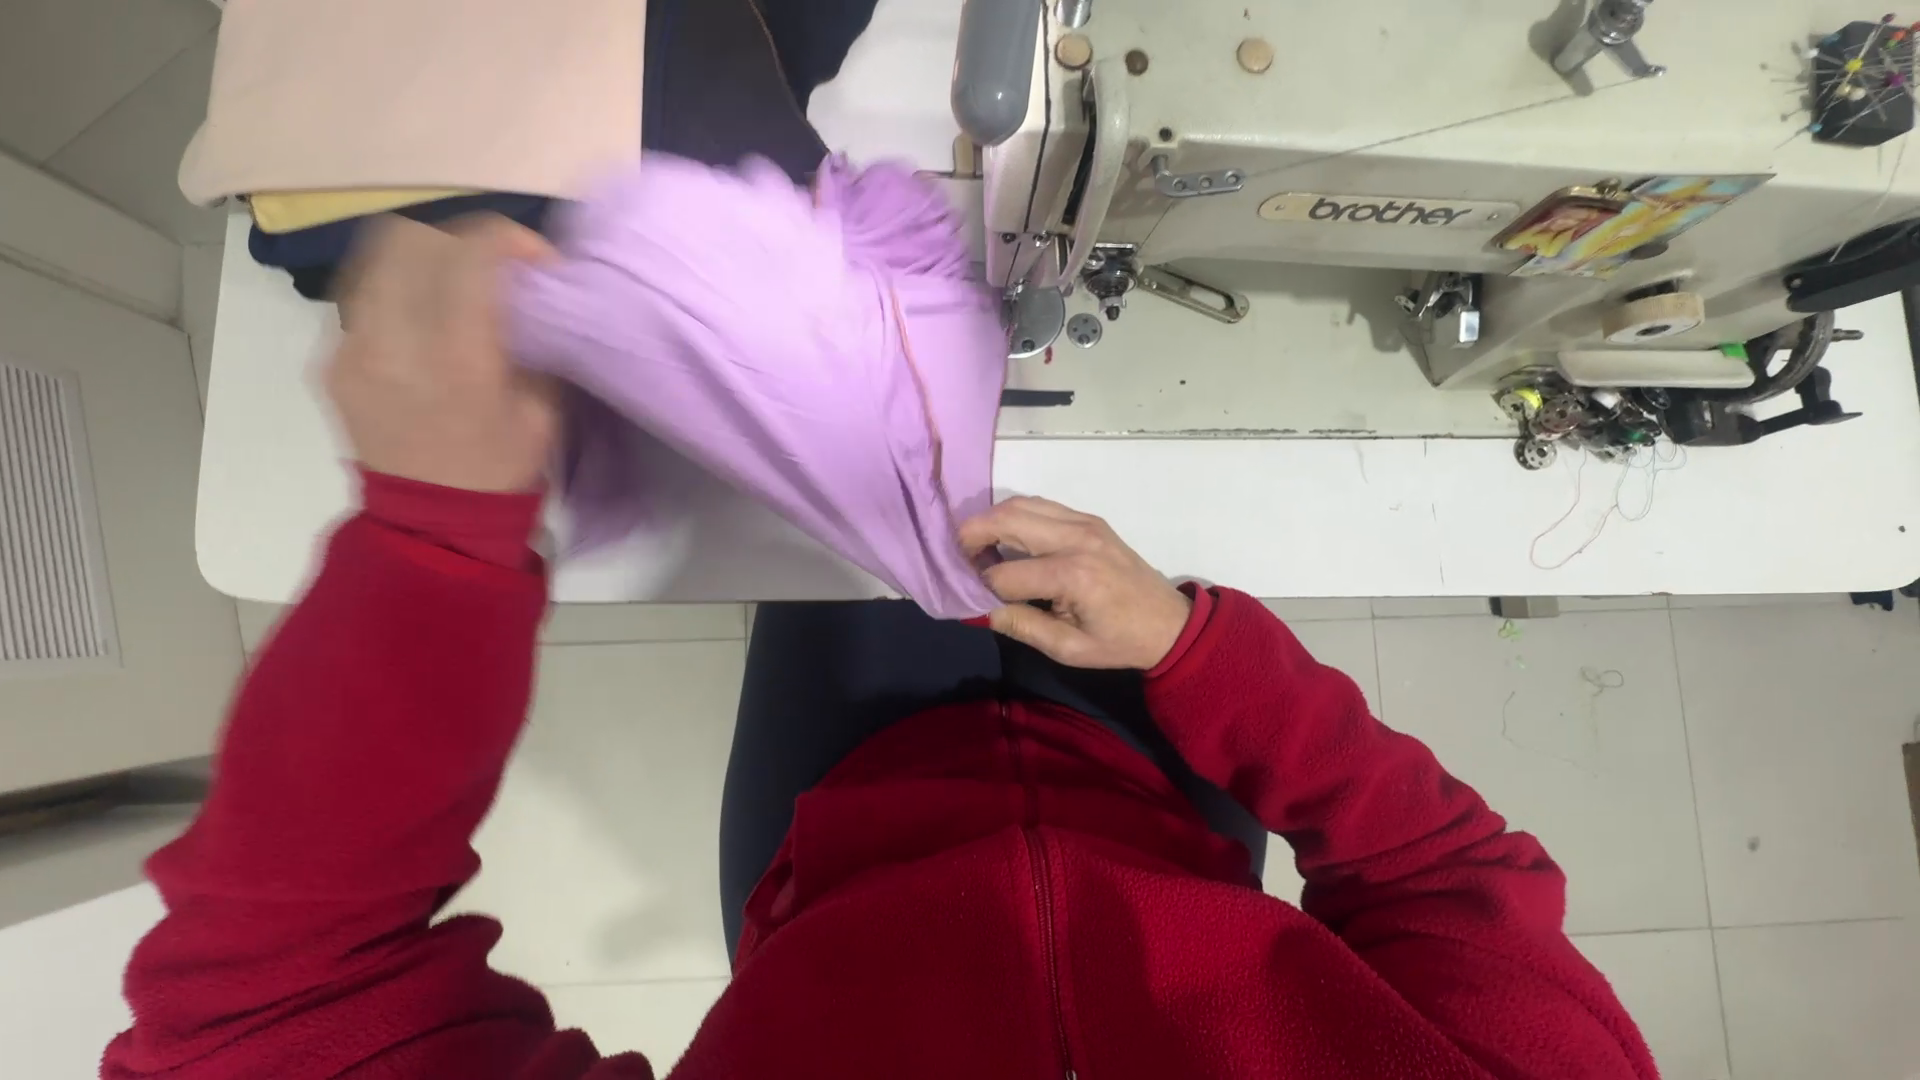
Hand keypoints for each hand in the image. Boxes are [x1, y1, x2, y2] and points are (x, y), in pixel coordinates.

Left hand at [324, 214, 558, 492]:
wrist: (433, 521)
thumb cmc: (503, 468)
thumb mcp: (543, 410)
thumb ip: (535, 344)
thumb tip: (532, 296)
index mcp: (459, 359)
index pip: (470, 257)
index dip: (507, 238)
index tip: (534, 256)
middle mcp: (394, 342)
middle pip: (411, 239)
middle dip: (461, 240)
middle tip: (494, 265)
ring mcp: (351, 349)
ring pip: (377, 260)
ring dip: (425, 260)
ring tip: (458, 287)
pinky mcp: (330, 360)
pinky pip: (364, 299)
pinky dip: (402, 294)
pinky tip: (427, 324)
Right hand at [959, 496, 1191, 669]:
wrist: (1168, 622)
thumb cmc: (1119, 642)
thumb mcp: (1068, 649)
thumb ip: (1021, 625)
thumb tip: (979, 609)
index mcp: (1073, 576)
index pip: (1005, 574)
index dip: (980, 587)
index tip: (968, 598)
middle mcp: (1076, 539)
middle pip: (1007, 520)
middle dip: (973, 535)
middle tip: (957, 556)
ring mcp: (1084, 522)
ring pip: (1021, 504)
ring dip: (991, 520)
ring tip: (978, 546)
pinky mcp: (1088, 518)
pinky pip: (1041, 505)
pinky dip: (1015, 516)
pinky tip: (1006, 537)